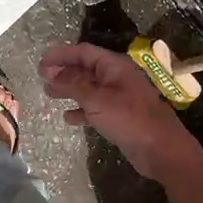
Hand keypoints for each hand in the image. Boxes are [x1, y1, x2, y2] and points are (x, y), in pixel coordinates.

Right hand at [40, 42, 202, 180]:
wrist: (161, 150)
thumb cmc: (130, 120)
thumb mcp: (97, 100)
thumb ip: (73, 85)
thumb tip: (51, 74)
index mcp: (115, 67)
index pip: (84, 52)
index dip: (61, 55)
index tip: (41, 63)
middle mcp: (117, 78)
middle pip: (86, 69)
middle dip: (64, 72)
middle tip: (42, 78)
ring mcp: (119, 98)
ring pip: (89, 89)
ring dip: (70, 90)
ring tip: (49, 95)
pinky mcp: (120, 117)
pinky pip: (96, 108)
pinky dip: (81, 110)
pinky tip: (69, 118)